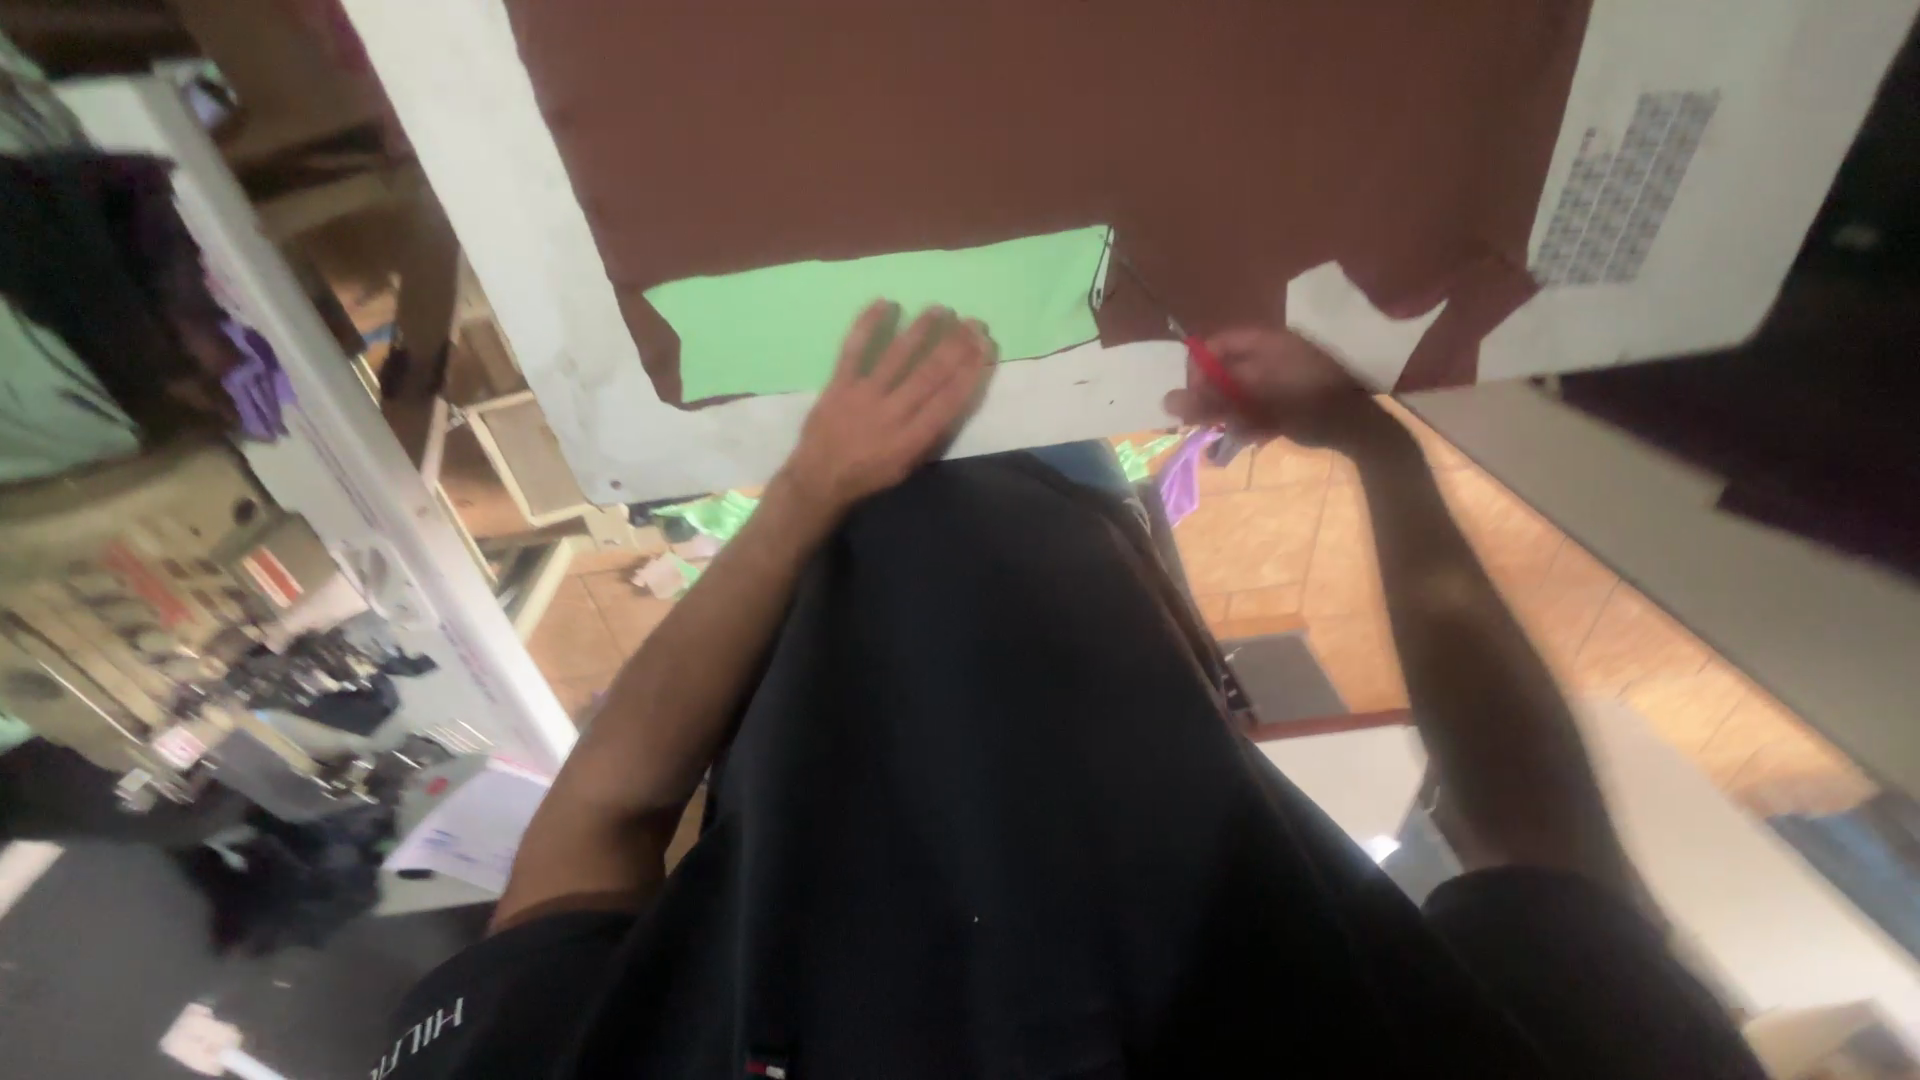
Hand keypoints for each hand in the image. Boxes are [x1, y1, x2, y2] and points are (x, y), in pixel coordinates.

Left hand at [779, 301, 993, 510]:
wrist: (820, 479)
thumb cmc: (869, 475)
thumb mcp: (908, 466)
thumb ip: (930, 435)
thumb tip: (953, 399)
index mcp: (912, 438)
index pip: (949, 399)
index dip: (971, 371)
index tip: (985, 347)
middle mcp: (892, 413)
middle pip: (930, 372)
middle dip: (955, 345)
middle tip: (973, 322)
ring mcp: (864, 395)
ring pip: (898, 355)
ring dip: (922, 329)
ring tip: (940, 309)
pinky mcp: (839, 384)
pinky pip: (854, 349)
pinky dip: (868, 324)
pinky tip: (886, 303)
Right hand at [1162, 327, 1385, 448]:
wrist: (1361, 425)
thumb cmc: (1308, 401)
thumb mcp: (1254, 399)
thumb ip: (1210, 398)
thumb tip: (1165, 400)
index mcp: (1260, 342)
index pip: (1210, 347)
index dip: (1196, 373)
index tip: (1195, 402)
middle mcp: (1266, 354)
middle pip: (1222, 374)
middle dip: (1215, 402)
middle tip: (1215, 424)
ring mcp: (1278, 376)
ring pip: (1237, 395)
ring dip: (1234, 417)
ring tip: (1247, 432)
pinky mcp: (1288, 398)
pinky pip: (1258, 407)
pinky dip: (1254, 422)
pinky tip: (1263, 435)